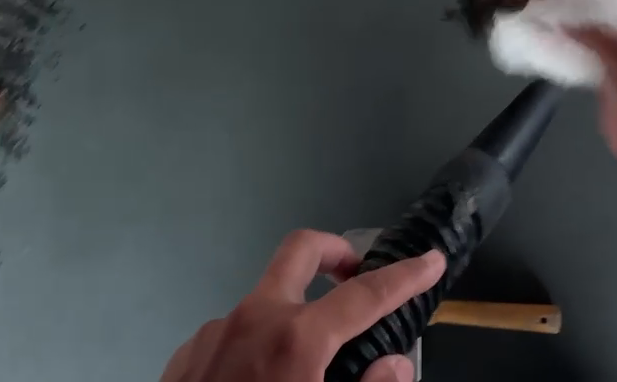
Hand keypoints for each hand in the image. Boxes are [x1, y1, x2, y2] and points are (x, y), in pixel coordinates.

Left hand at [160, 230, 444, 381]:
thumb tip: (392, 364)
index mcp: (296, 339)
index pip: (365, 295)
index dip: (406, 276)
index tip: (431, 261)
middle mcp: (254, 318)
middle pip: (300, 250)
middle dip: (335, 251)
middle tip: (355, 275)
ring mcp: (214, 332)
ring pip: (263, 300)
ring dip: (290, 313)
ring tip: (301, 366)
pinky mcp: (185, 355)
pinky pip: (230, 332)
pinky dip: (254, 344)